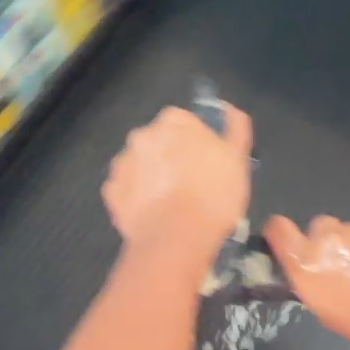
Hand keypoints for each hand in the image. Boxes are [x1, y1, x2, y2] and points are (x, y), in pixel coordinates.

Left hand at [103, 105, 252, 265]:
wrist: (177, 239)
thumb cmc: (213, 195)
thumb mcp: (238, 160)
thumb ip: (235, 130)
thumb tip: (231, 111)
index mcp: (173, 121)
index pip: (183, 122)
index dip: (195, 143)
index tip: (205, 163)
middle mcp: (142, 134)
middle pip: (158, 141)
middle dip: (170, 157)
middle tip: (190, 184)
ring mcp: (122, 163)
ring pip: (140, 165)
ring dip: (151, 177)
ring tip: (171, 204)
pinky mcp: (111, 191)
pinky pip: (126, 190)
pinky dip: (136, 198)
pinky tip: (153, 214)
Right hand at [263, 216, 349, 349]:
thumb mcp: (326, 311)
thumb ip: (314, 284)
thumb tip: (316, 275)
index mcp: (305, 261)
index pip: (277, 228)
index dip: (279, 233)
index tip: (287, 244)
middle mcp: (328, 237)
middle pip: (317, 227)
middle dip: (325, 242)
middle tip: (341, 267)